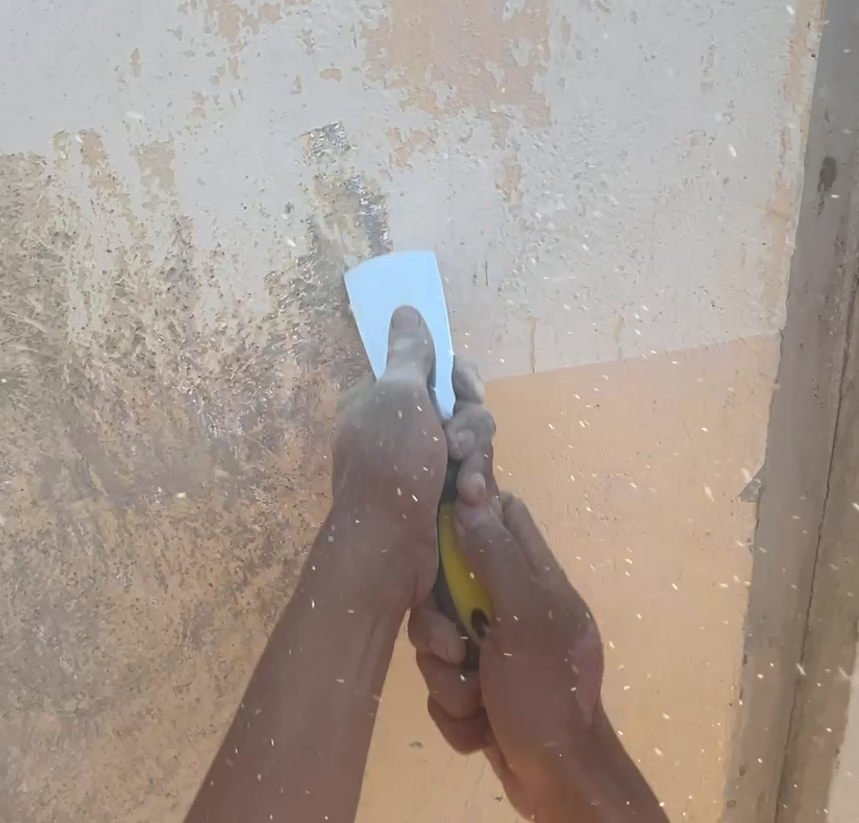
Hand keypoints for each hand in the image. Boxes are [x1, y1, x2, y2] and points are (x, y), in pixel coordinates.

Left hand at [328, 306, 449, 611]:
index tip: (466, 389)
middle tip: (456, 445)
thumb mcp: (398, 396)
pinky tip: (469, 501)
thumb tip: (404, 308)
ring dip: (476, 458)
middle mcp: (401, 426)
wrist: (389, 549)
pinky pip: (472, 473)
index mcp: (382, 398)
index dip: (457, 377)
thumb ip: (410, 353)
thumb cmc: (390, 464)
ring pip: (471, 440)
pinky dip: (475, 483)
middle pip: (460, 405)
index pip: (432, 369)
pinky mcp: (439, 494)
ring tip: (466, 486)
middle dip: (469, 424)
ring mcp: (420, 462)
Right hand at [408, 377, 659, 820]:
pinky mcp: (476, 683)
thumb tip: (472, 489)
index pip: (499, 512)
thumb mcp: (524, 617)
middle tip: (458, 647)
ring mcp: (492, 645)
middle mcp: (510, 602)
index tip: (436, 531)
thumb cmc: (548, 694)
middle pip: (447, 580)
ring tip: (479, 698)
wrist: (558, 785)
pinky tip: (480, 723)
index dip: (466, 510)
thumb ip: (495, 553)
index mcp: (533, 575)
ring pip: (437, 635)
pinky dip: (456, 707)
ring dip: (450, 676)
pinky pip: (441, 677)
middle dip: (441, 624)